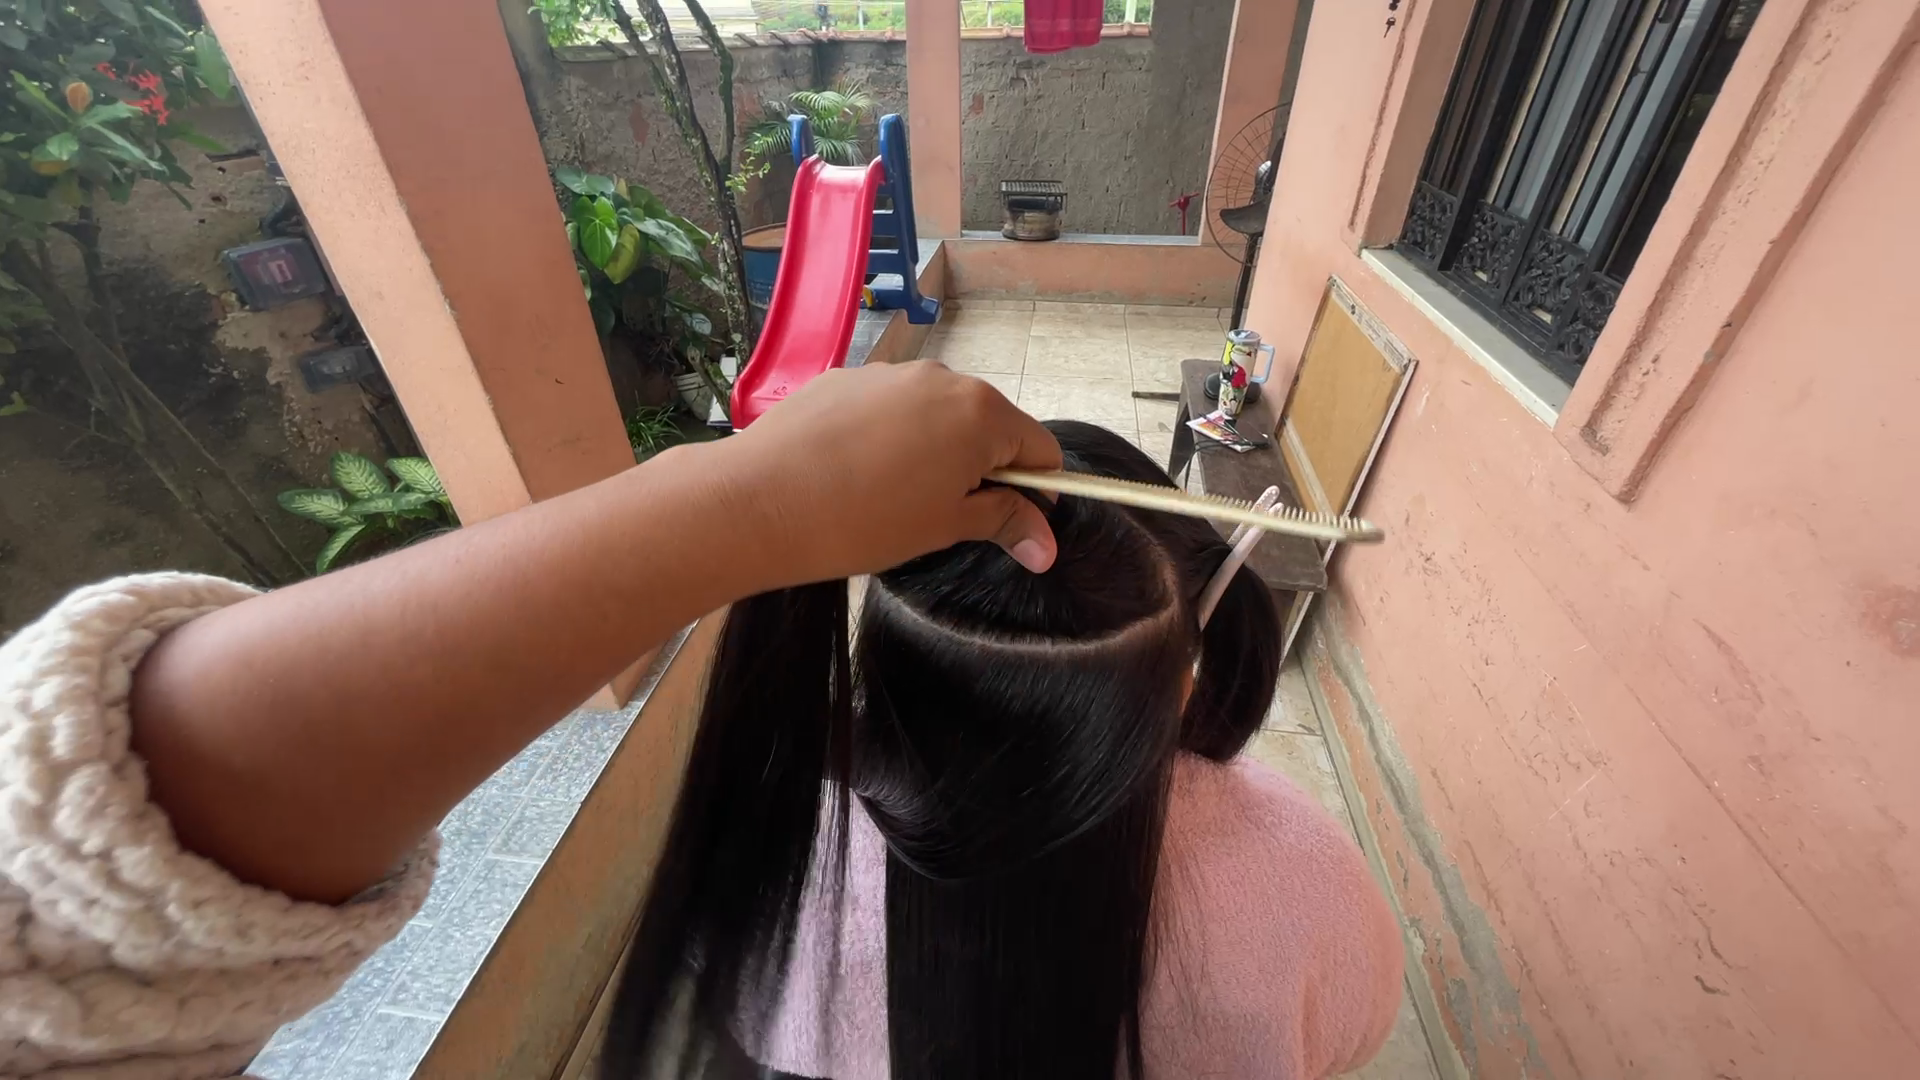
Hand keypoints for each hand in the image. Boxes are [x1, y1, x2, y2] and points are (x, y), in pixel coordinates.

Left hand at [710, 362, 1061, 583]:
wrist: (759, 500)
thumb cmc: (868, 520)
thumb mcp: (946, 525)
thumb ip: (1005, 523)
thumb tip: (1050, 548)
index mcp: (981, 411)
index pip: (1039, 448)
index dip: (1034, 489)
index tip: (1007, 521)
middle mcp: (942, 377)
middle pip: (989, 425)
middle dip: (981, 467)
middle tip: (942, 512)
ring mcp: (890, 371)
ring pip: (937, 414)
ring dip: (936, 450)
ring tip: (890, 493)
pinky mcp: (847, 377)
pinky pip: (891, 406)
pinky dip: (892, 435)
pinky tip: (854, 469)